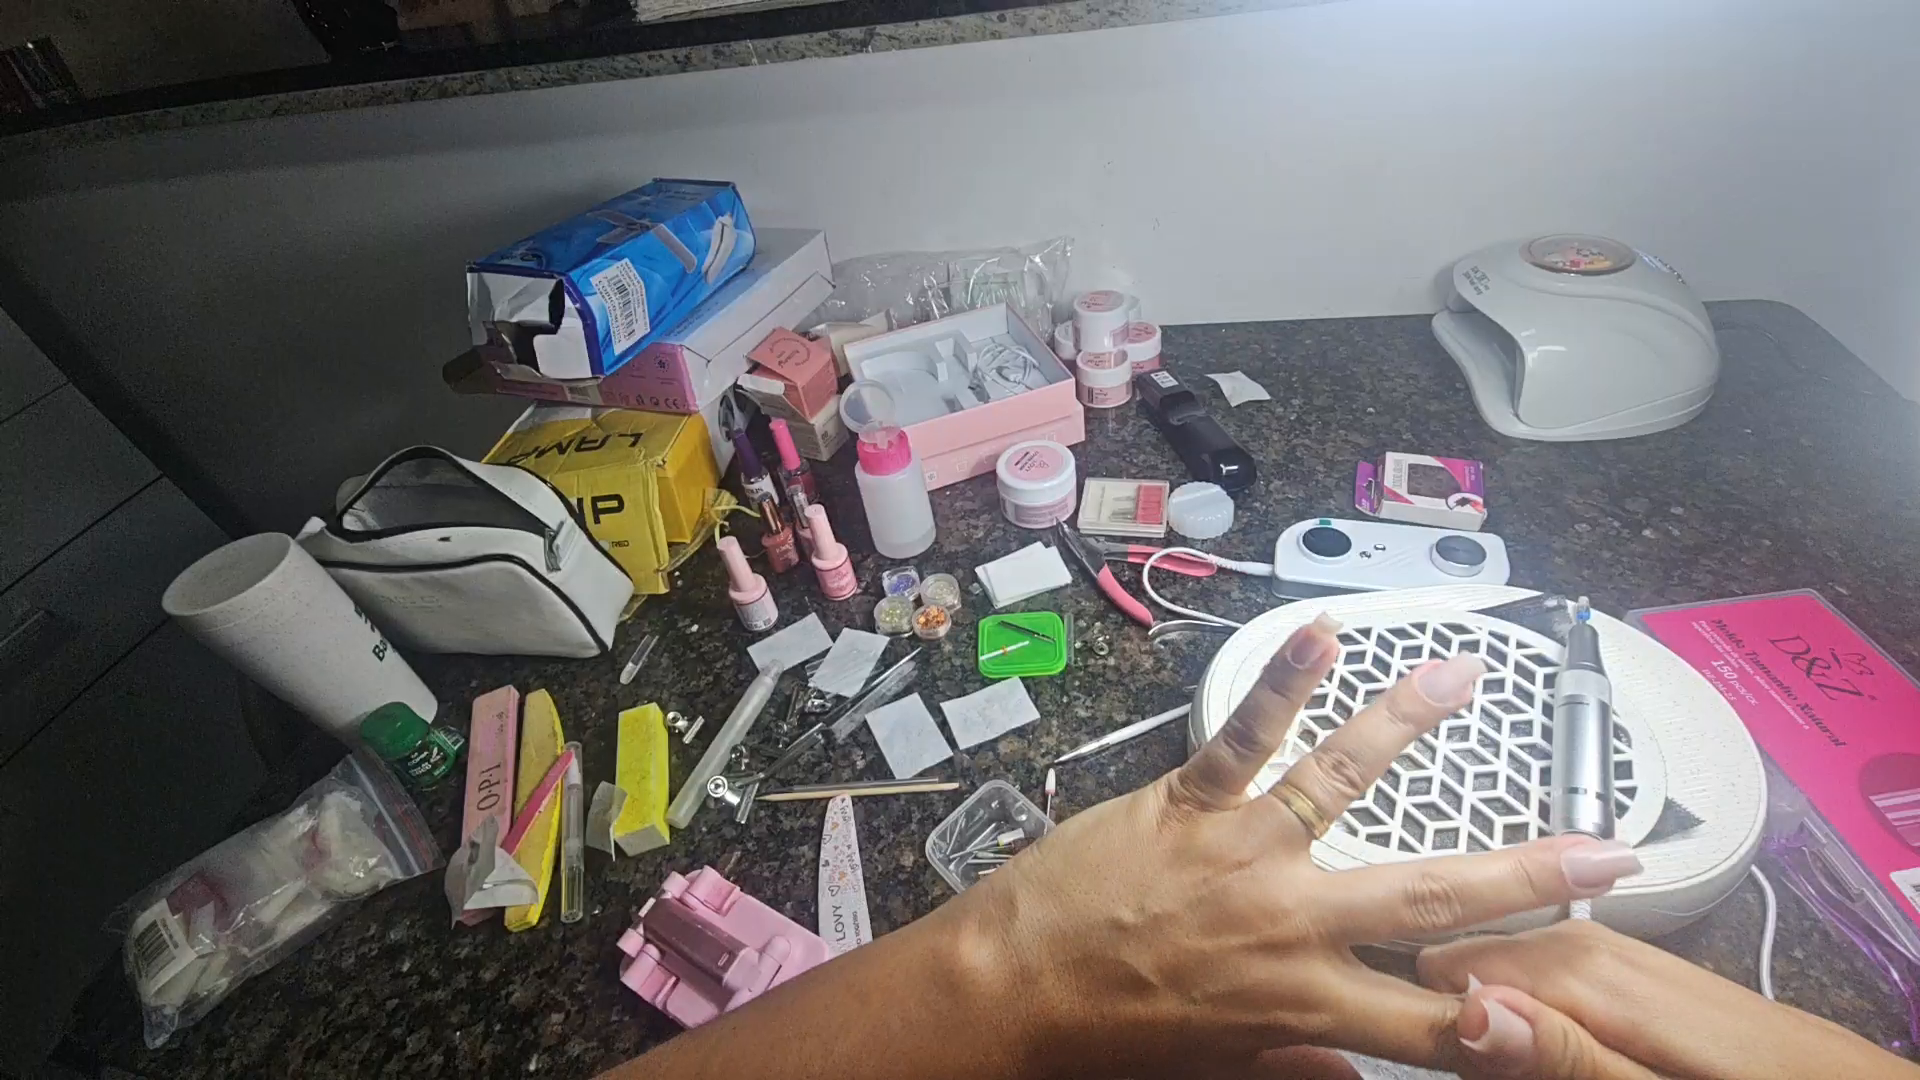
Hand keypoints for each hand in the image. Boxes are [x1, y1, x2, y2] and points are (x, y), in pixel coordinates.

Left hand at [952, 614, 1644, 1077]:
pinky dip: (1281, 683)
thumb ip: (1295, 1062)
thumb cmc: (1109, 1029)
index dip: (1515, 1015)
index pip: (1438, 1018)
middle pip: (1428, 894)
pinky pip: (1242, 735)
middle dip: (1528, 877)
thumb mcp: (1213, 1067)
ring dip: (1404, 725)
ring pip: (1340, 780)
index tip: (1582, 999)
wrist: (1016, 980)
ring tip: (1462, 676)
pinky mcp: (1186, 800)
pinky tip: (1318, 637)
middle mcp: (1289, 919)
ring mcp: (1240, 848)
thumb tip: (1358, 1058)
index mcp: (1304, 1001)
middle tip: (1608, 848)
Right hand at [1418, 919, 1919, 1078]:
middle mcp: (1583, 938)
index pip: (1454, 966)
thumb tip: (1469, 1008)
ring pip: (1502, 967)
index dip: (1454, 1022)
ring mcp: (1602, 944)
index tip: (1480, 1067)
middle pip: (1473, 964)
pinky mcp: (1617, 958)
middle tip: (1527, 1075)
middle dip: (1483, 1020)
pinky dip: (1543, 1014)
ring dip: (1512, 1021)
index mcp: (1584, 967)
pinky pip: (1541, 971)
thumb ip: (1570, 1057)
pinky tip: (1581, 1052)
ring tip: (1554, 1066)